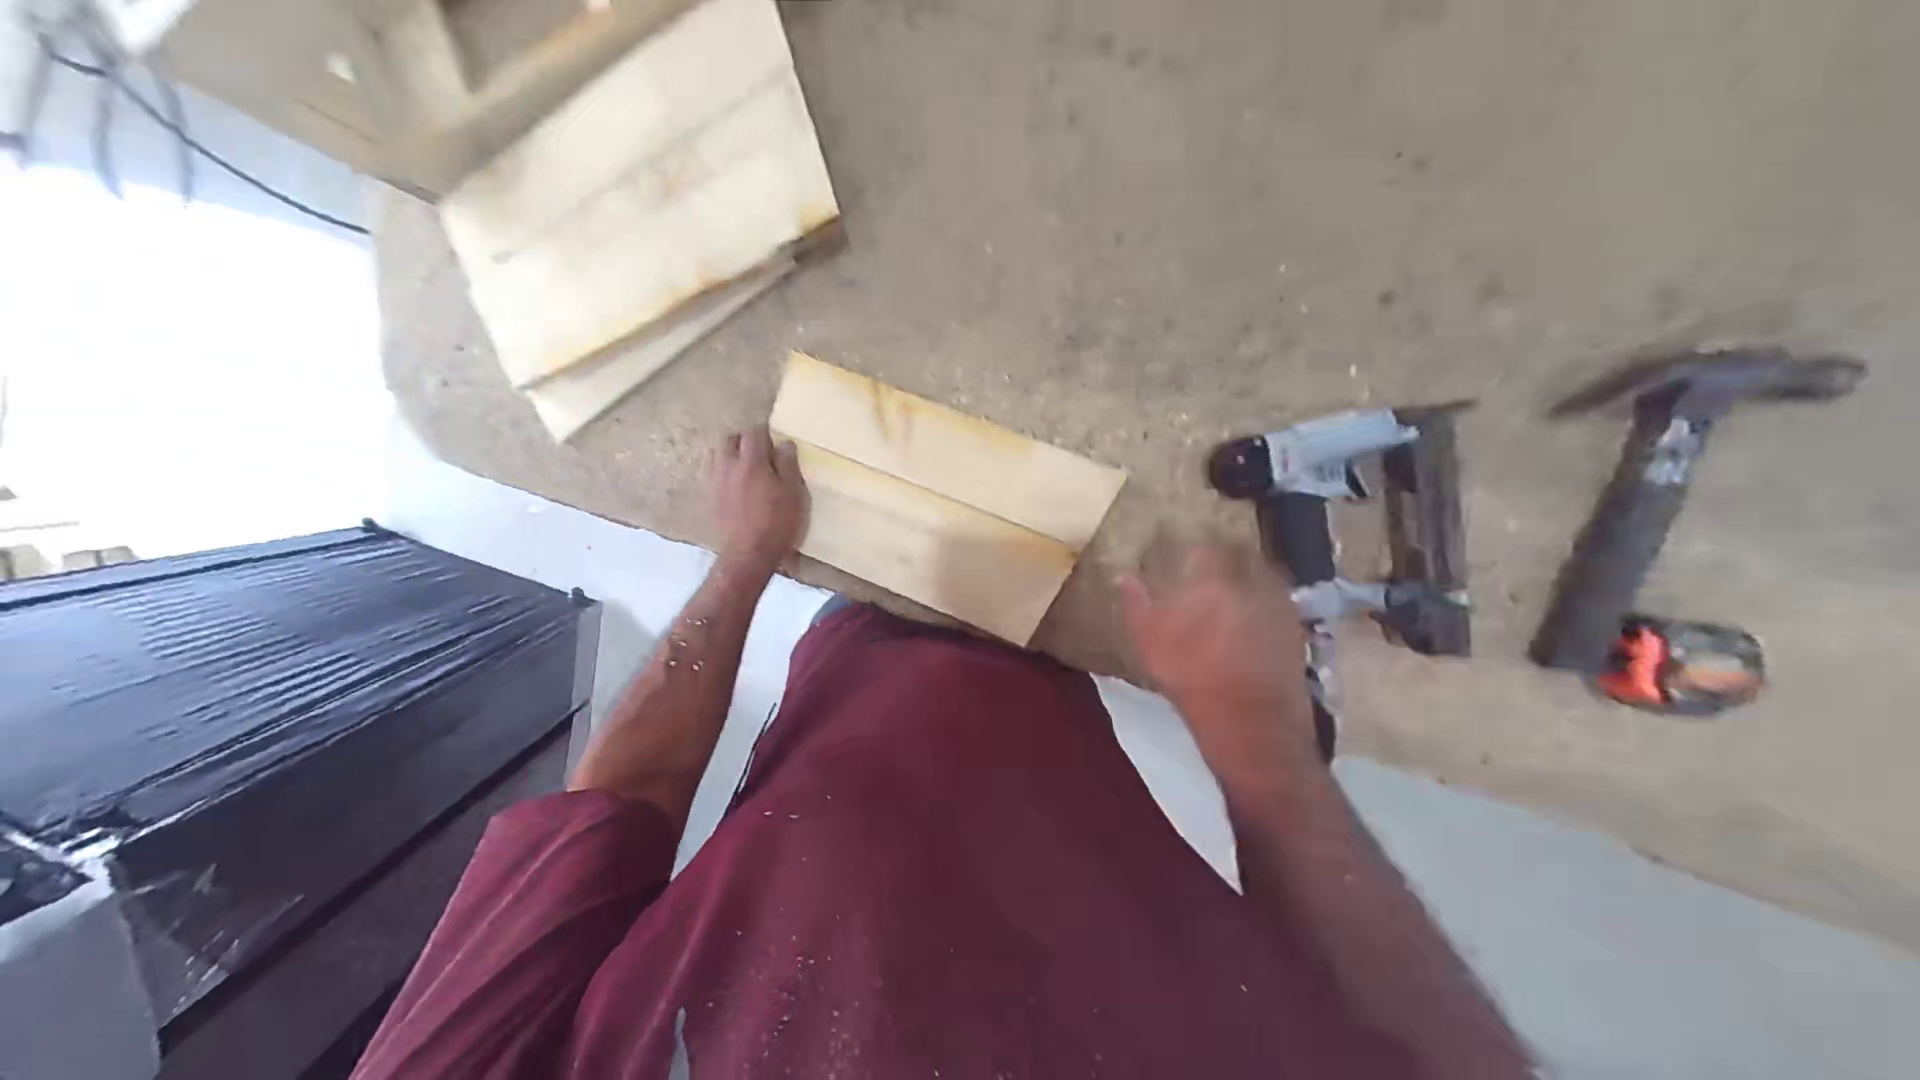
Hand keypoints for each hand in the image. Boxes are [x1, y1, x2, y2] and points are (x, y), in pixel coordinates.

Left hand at [712, 428, 807, 571]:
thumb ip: (788, 464)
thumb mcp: (793, 492)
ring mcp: (715, 481)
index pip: (754, 433)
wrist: (748, 553)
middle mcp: (728, 465)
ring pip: (717, 454)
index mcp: (751, 462)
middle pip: (730, 438)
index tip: (775, 440)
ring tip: (745, 465)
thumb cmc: (777, 522)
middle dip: (744, 439)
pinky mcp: (710, 497)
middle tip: (760, 451)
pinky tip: (734, 483)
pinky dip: (723, 471)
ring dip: (730, 453)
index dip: (765, 432)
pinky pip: (713, 473)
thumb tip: (784, 443)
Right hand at [1118, 545, 1316, 764]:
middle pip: (1240, 558)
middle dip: (1227, 563)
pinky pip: (1280, 605)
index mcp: (1211, 580)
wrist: (1247, 720)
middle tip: (1212, 578)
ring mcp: (1279, 605)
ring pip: (1264, 578)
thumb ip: (1136, 604)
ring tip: (1234, 600)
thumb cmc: (1190, 677)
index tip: (1188, 562)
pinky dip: (1266, 607)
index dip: (1197, 554)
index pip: (1206, 549)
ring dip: (1249, 582)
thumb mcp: (1149, 642)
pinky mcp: (1297, 629)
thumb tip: (1124, 576)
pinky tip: (1254, 625)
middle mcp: (1250, 583)